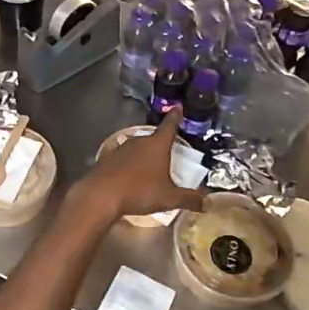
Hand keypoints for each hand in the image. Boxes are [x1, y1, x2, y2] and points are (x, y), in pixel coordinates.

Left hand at [72, 108, 205, 221]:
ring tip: (148, 166)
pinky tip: (127, 174)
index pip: (170, 126)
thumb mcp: (169, 198)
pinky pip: (121, 159)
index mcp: (157, 145)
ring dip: (142, 154)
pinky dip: (127, 164)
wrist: (101, 196)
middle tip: (167, 151)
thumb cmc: (140, 191)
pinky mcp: (106, 160)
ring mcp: (120, 149)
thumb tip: (207, 203)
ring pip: (136, 148)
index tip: (178, 107)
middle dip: (160, 143)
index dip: (175, 117)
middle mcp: (138, 141)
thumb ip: (189, 199)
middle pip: (152, 138)